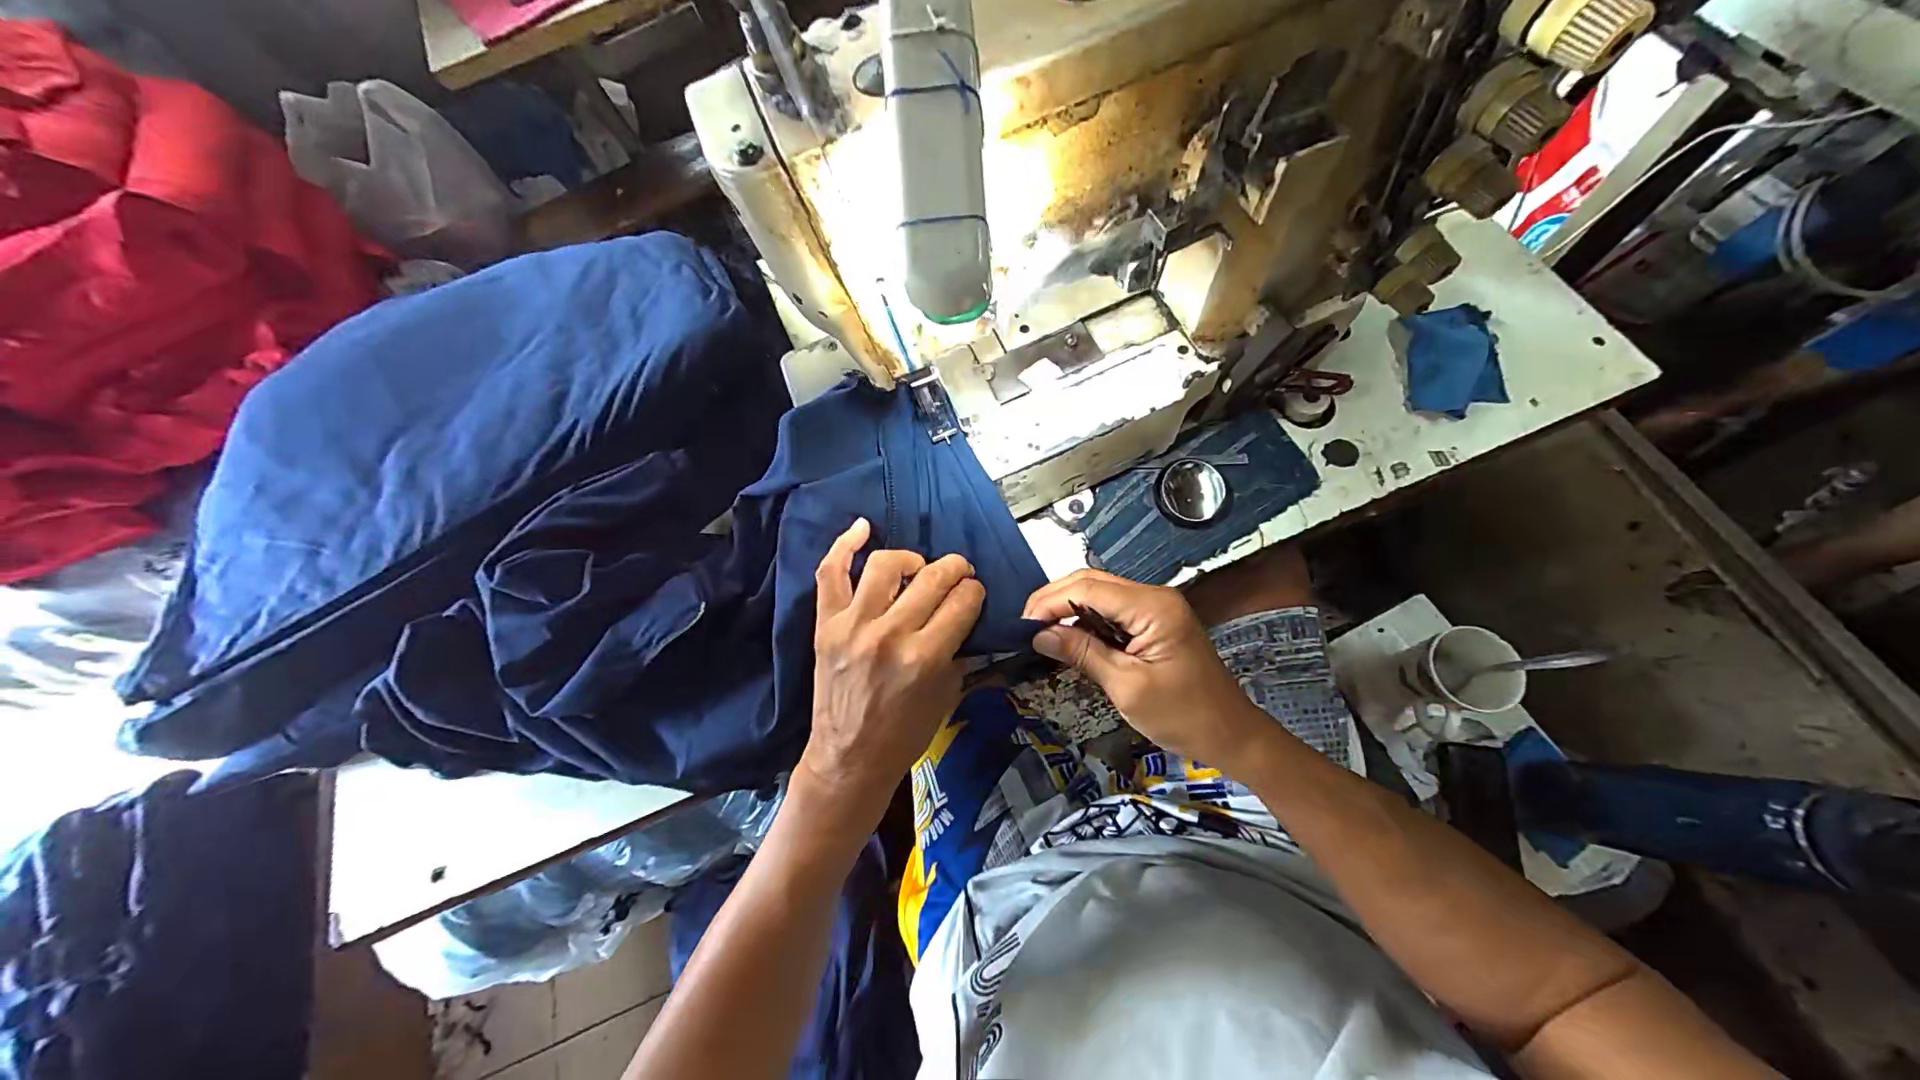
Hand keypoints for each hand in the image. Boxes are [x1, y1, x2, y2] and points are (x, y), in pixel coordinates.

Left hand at [800, 518, 984, 818]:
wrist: (849, 758)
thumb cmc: (904, 733)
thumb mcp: (947, 695)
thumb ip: (960, 650)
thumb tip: (969, 612)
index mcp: (925, 657)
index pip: (964, 600)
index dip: (975, 592)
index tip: (973, 594)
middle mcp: (889, 634)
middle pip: (933, 577)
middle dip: (956, 570)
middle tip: (958, 575)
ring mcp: (852, 625)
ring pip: (885, 564)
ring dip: (911, 559)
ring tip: (918, 569)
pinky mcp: (825, 624)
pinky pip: (831, 572)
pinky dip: (844, 544)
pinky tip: (862, 528)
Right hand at [1024, 569, 1264, 767]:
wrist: (1231, 734)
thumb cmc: (1182, 715)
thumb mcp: (1126, 686)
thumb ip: (1082, 652)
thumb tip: (1039, 634)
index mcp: (1152, 607)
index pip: (1088, 588)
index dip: (1050, 602)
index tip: (1022, 625)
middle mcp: (1154, 596)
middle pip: (1092, 582)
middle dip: (1055, 600)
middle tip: (1025, 627)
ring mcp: (1156, 607)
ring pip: (1099, 594)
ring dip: (1068, 609)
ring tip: (1039, 632)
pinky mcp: (1154, 622)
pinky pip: (1112, 610)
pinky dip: (1086, 620)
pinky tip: (1068, 637)